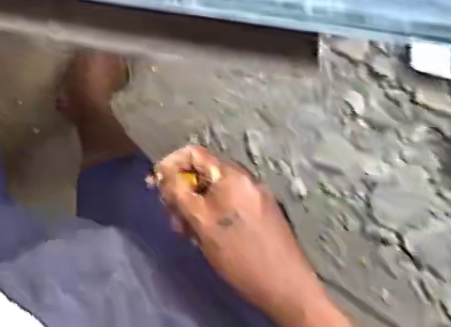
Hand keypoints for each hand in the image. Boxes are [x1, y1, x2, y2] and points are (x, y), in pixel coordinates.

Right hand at [154, 144, 346, 326]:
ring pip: (216, 192)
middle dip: (183, 191)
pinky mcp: (267, 218)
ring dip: (196, 206)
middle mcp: (248, 181)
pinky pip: (231, 205)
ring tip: (188, 231)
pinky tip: (210, 237)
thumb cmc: (241, 255)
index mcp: (232, 176)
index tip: (158, 184)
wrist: (293, 297)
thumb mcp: (199, 221)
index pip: (192, 153)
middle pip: (203, 173)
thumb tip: (162, 172)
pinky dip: (215, 214)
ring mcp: (260, 200)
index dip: (170, 164)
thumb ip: (176, 190)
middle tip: (172, 214)